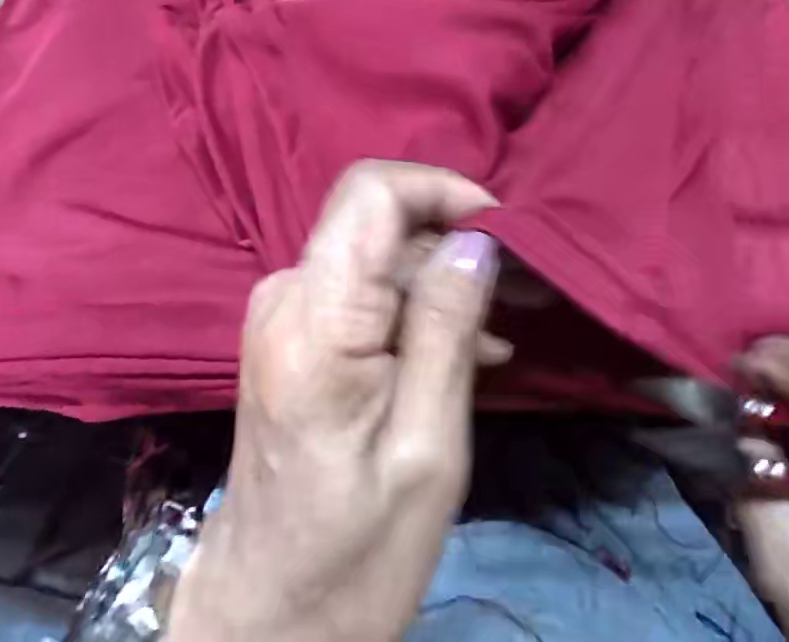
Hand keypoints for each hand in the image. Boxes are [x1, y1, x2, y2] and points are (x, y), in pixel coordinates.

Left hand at [167, 161, 500, 641]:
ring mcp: (284, 312)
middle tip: (519, 287)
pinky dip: (418, 303)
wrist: (269, 620)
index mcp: (315, 322)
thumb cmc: (356, 551)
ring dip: (444, 277)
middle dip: (455, 239)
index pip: (372, 192)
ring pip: (380, 252)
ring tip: (499, 328)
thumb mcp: (428, 444)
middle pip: (381, 220)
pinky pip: (366, 286)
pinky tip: (461, 349)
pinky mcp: (294, 331)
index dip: (441, 189)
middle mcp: (287, 296)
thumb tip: (477, 240)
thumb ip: (448, 328)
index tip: (499, 230)